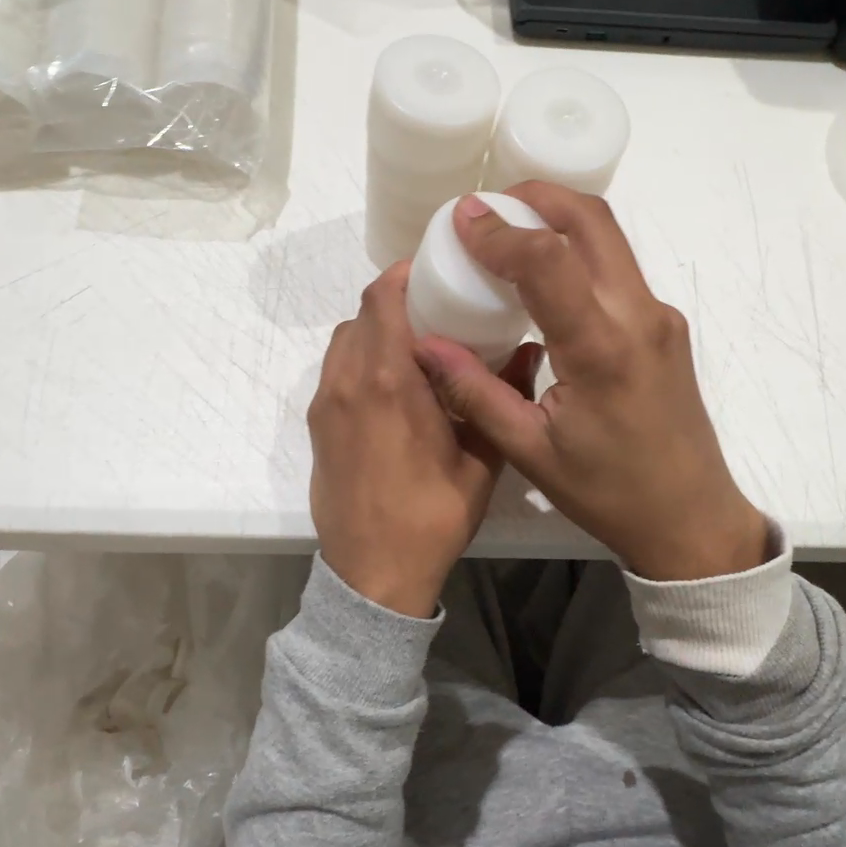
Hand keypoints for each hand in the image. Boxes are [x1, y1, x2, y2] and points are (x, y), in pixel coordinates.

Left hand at [309, 263, 540, 616]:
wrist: (374, 573)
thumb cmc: (432, 517)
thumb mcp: (482, 459)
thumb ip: (500, 398)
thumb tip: (528, 351)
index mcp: (388, 380)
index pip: (382, 298)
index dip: (405, 275)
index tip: (436, 273)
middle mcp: (347, 382)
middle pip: (361, 315)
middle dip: (395, 303)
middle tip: (436, 312)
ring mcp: (325, 405)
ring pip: (343, 343)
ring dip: (374, 333)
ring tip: (415, 350)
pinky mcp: (317, 428)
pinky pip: (335, 374)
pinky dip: (359, 363)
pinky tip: (393, 389)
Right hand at [412, 184, 768, 580]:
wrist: (689, 517)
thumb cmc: (607, 492)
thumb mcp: (529, 451)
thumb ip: (475, 392)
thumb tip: (424, 344)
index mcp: (601, 348)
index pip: (548, 259)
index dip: (499, 231)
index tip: (459, 219)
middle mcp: (639, 316)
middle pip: (592, 221)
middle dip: (537, 198)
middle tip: (487, 208)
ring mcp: (660, 318)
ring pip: (610, 240)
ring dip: (559, 222)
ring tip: (507, 237)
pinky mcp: (665, 328)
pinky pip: (618, 270)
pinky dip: (577, 254)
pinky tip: (543, 281)